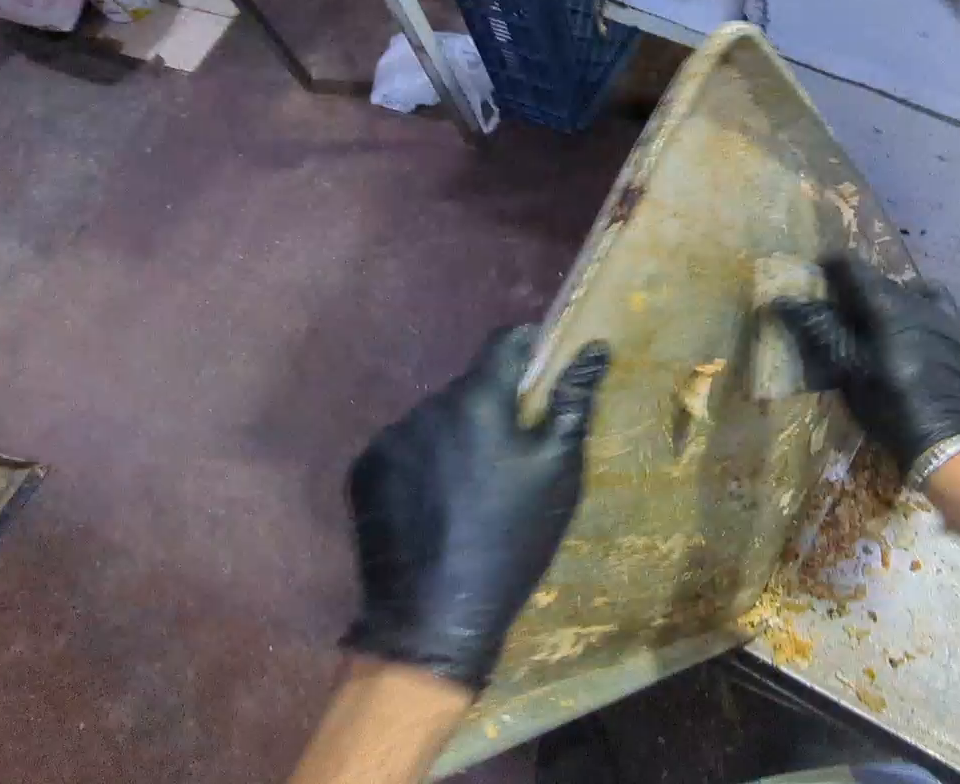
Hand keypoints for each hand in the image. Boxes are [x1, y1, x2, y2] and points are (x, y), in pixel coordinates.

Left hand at [343, 326, 610, 689]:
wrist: (434, 617)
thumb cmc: (512, 538)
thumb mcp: (557, 470)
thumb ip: (573, 401)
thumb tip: (595, 347)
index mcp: (477, 399)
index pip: (505, 341)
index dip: (529, 348)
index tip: (543, 372)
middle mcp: (427, 406)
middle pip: (471, 384)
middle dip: (495, 402)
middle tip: (515, 449)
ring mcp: (389, 439)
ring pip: (438, 416)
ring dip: (459, 431)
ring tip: (475, 482)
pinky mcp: (364, 470)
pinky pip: (407, 446)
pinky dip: (427, 458)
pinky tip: (439, 501)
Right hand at [770, 255, 959, 486]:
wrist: (937, 434)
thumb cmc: (884, 402)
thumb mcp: (845, 367)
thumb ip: (819, 328)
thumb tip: (783, 301)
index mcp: (884, 305)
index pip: (852, 267)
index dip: (831, 265)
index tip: (817, 272)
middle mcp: (915, 299)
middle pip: (878, 280)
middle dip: (856, 286)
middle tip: (839, 303)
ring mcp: (941, 313)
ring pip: (906, 290)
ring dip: (885, 296)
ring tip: (873, 316)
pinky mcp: (957, 329)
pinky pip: (935, 301)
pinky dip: (917, 302)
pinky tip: (909, 320)